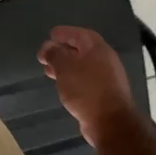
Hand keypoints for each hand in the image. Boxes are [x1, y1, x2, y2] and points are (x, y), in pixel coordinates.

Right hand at [38, 26, 135, 145]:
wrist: (110, 121)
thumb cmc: (86, 89)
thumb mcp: (65, 67)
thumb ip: (55, 54)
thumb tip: (48, 47)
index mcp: (98, 50)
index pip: (81, 34)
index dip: (65, 33)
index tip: (50, 35)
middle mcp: (105, 61)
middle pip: (82, 51)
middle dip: (63, 51)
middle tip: (45, 54)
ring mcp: (107, 79)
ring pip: (82, 67)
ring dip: (65, 67)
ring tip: (49, 71)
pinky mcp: (104, 95)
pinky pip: (85, 81)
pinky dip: (72, 79)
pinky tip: (62, 86)